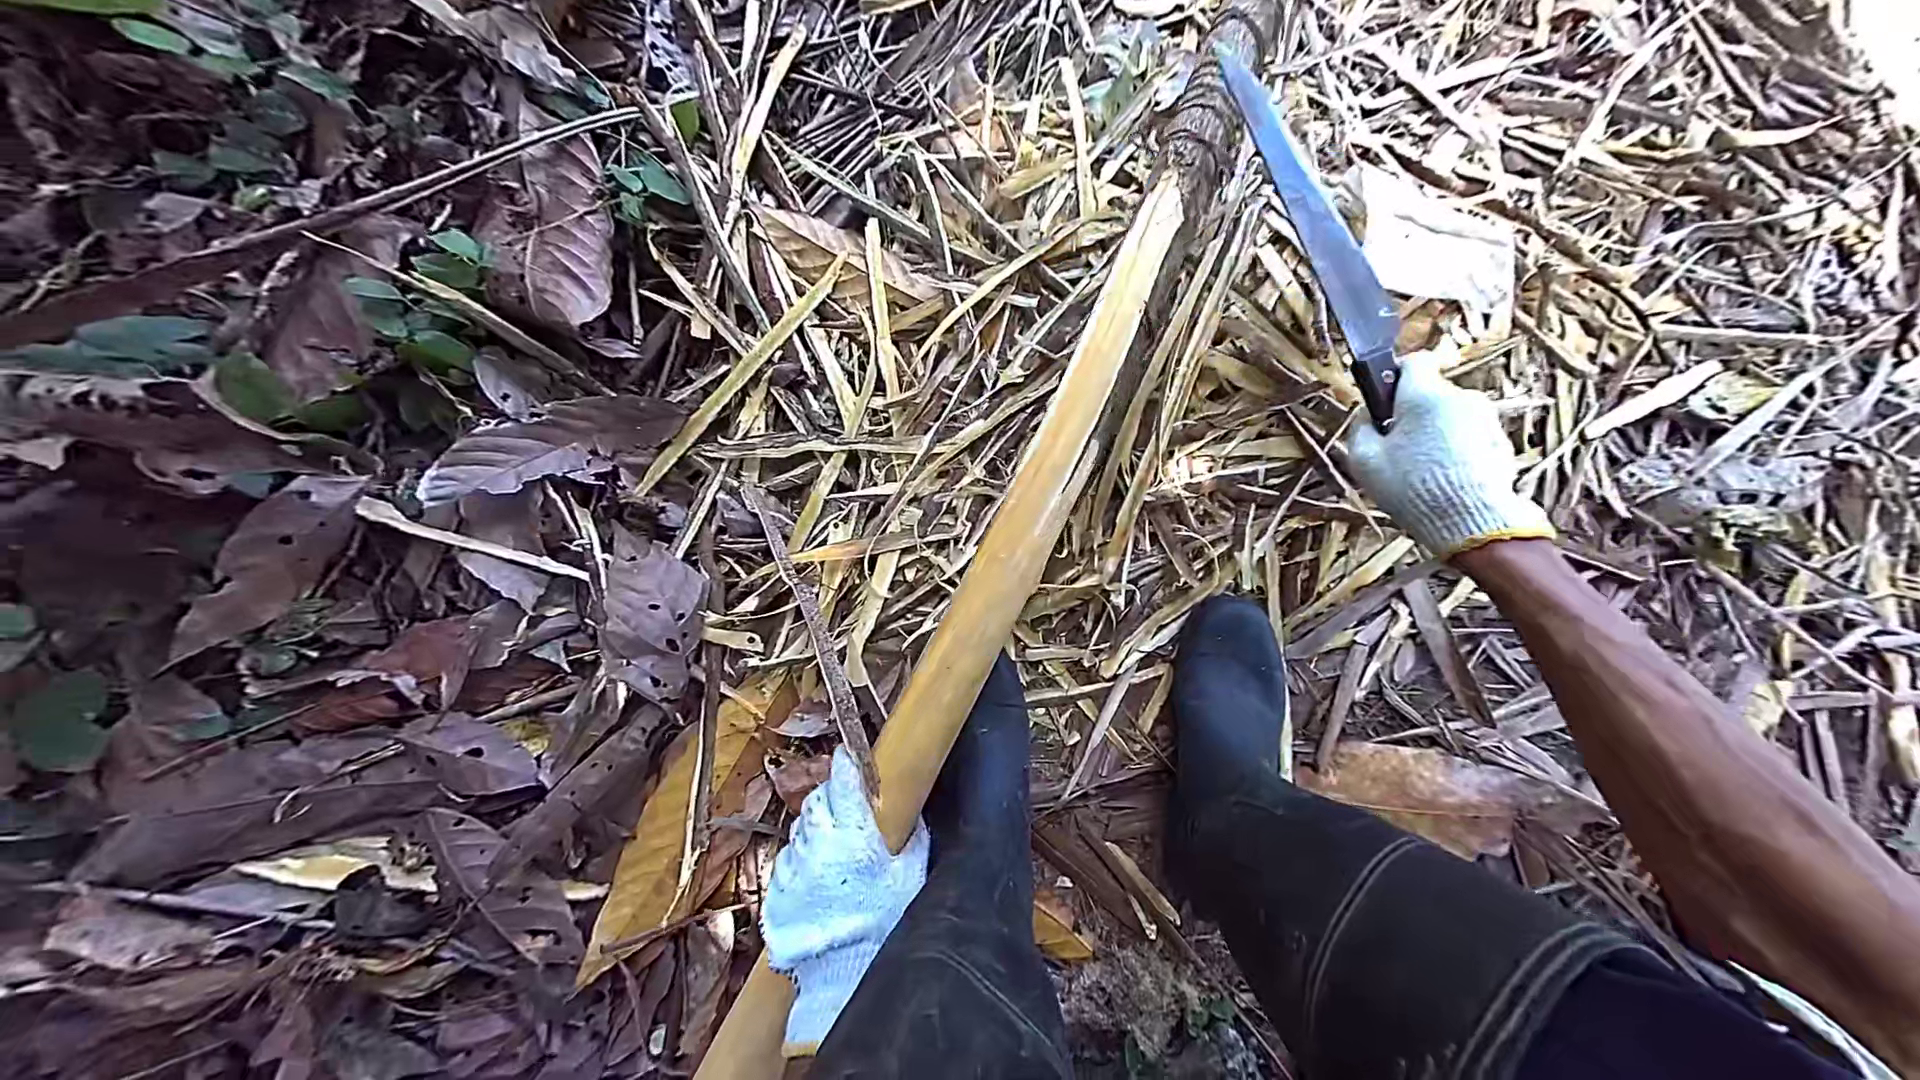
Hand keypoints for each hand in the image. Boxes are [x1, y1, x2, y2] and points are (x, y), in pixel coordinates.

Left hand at [760, 747, 928, 1056]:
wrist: (844, 976)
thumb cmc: (883, 924)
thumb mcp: (910, 875)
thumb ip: (912, 839)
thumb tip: (912, 815)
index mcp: (855, 836)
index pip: (843, 781)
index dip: (846, 764)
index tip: (848, 755)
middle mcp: (820, 845)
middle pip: (817, 799)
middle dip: (829, 797)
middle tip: (844, 808)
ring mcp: (794, 867)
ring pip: (800, 828)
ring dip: (814, 830)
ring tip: (832, 851)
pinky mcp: (777, 889)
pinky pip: (785, 860)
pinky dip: (799, 860)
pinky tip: (816, 876)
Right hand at [1345, 350, 1553, 557]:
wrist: (1470, 520)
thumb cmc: (1409, 486)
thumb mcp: (1363, 459)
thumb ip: (1360, 427)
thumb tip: (1368, 414)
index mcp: (1424, 395)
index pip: (1414, 361)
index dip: (1394, 375)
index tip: (1383, 399)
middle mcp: (1461, 397)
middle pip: (1428, 394)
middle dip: (1410, 414)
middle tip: (1394, 447)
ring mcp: (1486, 419)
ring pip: (1447, 416)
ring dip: (1432, 433)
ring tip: (1419, 468)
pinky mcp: (1500, 441)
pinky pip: (1466, 436)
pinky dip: (1452, 449)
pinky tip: (1442, 476)